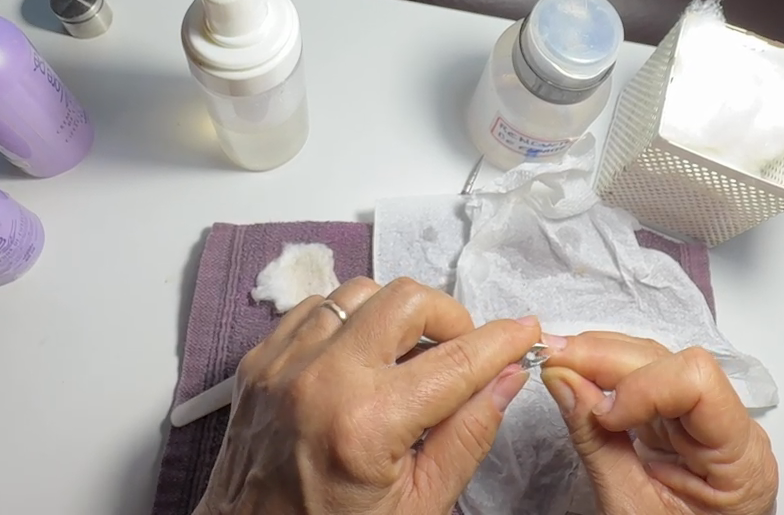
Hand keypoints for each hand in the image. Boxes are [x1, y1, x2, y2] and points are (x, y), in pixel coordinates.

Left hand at [194, 276, 541, 514]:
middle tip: (460, 349)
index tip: (523, 329)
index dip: (499, 341)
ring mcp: (285, 363)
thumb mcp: (419, 507)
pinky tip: (358, 354)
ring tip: (405, 355)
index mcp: (365, 425)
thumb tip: (507, 376)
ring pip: (362, 291)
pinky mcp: (260, 358)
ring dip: (395, 316)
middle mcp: (321, 379)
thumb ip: (469, 434)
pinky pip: (318, 306)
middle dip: (447, 317)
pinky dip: (348, 319)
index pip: (455, 361)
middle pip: (407, 299)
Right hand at [541, 332, 776, 514]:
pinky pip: (638, 378)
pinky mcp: (674, 417)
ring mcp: (700, 418)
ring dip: (598, 357)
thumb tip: (562, 380)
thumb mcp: (635, 513)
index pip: (697, 381)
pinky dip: (603, 373)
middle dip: (604, 357)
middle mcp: (728, 425)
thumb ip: (600, 447)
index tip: (602, 412)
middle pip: (665, 361)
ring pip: (648, 359)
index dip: (643, 384)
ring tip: (558, 364)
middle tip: (552, 358)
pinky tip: (578, 375)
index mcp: (738, 457)